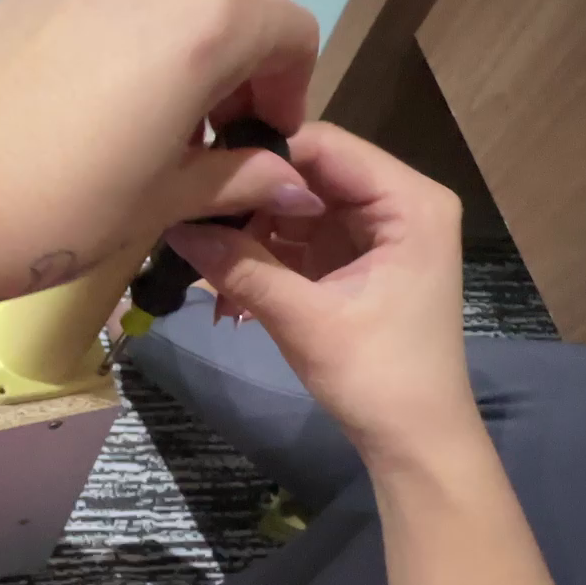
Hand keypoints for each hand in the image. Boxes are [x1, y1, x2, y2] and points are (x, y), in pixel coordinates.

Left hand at [0, 0, 323, 302]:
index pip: (292, 31)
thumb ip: (239, 175)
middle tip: (215, 125)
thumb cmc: (64, 213)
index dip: (291, 90)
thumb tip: (294, 180)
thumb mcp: (164, 200)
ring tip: (159, 109)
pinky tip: (99, 94)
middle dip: (246, 52)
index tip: (264, 139)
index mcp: (207, 17)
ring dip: (191, 32)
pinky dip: (132, 28)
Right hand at [162, 123, 478, 465]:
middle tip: (189, 221)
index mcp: (408, 202)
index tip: (202, 179)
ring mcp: (372, 234)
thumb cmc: (375, 375)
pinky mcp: (351, 263)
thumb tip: (174, 228)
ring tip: (201, 262)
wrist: (411, 438)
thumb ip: (239, 268)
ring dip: (249, 237)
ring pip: (295, 211)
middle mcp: (395, 204)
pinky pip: (297, 244)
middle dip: (249, 203)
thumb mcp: (302, 318)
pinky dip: (262, 261)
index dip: (262, 158)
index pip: (324, 147)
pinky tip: (227, 289)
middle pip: (307, 177)